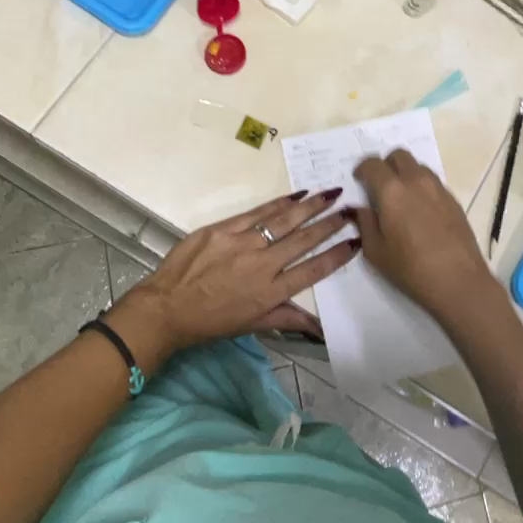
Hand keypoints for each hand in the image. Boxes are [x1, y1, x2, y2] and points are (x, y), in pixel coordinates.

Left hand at [108, 190, 357, 365]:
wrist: (166, 308)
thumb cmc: (210, 321)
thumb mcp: (252, 325)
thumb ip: (288, 319)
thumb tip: (320, 328)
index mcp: (271, 291)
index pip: (313, 269)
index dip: (337, 255)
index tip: (356, 241)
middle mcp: (262, 264)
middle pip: (304, 239)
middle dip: (330, 223)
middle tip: (350, 209)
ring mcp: (242, 243)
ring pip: (284, 220)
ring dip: (311, 206)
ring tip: (331, 194)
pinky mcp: (223, 229)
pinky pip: (258, 212)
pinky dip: (280, 202)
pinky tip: (297, 194)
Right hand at [352, 149, 501, 318]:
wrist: (458, 281)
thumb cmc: (411, 268)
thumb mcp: (375, 251)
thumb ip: (364, 223)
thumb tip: (361, 209)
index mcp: (392, 191)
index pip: (373, 164)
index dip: (362, 168)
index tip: (359, 180)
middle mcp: (416, 181)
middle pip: (399, 155)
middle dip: (386, 164)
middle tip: (379, 185)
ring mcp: (438, 189)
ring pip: (418, 167)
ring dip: (405, 174)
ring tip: (401, 199)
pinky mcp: (453, 200)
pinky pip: (433, 182)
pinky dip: (421, 187)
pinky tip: (420, 212)